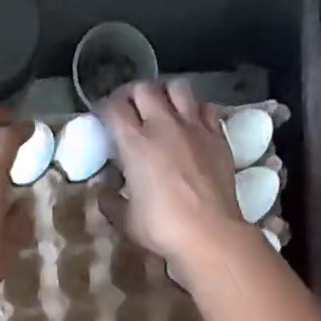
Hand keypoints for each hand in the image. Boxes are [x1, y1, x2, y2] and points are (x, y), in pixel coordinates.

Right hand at [99, 80, 253, 266]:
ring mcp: (194, 127)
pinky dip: (193, 109)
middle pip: (144, 88)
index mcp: (135, 144)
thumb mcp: (126, 221)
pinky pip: (204, 107)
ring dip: (165, 93)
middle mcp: (164, 125)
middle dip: (132, 95)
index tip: (103, 118)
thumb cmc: (162, 228)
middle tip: (129, 110)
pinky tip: (189, 123)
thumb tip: (105, 195)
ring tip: (161, 108)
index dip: (105, 108)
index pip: (114, 108)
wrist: (209, 233)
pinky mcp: (217, 135)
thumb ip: (112, 203)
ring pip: (177, 87)